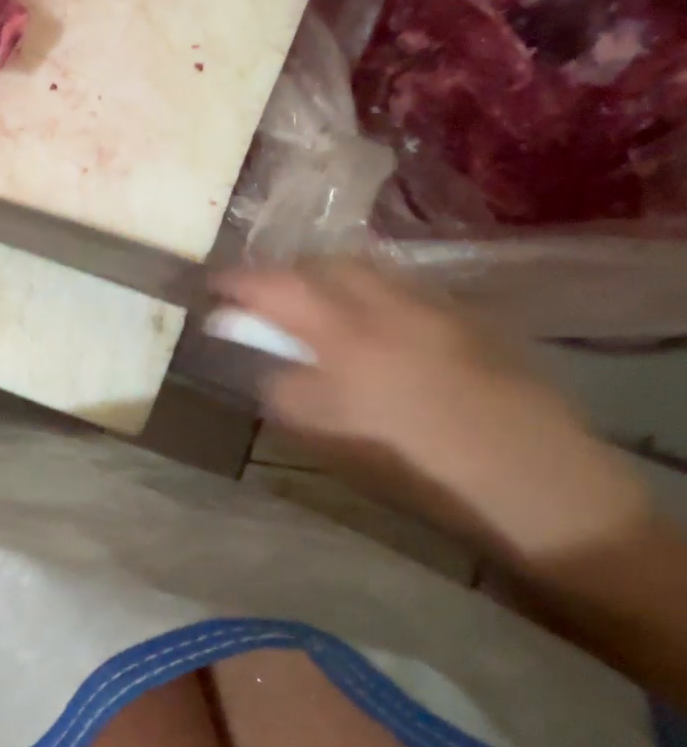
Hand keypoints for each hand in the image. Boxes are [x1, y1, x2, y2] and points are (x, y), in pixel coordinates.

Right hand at [223, 262, 653, 562]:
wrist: (532, 484)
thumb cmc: (410, 466)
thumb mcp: (321, 434)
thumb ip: (283, 386)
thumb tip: (268, 358)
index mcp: (346, 335)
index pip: (277, 285)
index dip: (238, 281)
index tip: (213, 288)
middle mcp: (393, 307)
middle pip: (329, 262)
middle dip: (288, 272)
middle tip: (264, 296)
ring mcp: (440, 310)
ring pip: (374, 272)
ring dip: (334, 281)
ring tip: (317, 308)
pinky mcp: (477, 322)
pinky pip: (410, 292)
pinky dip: (376, 298)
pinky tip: (374, 330)